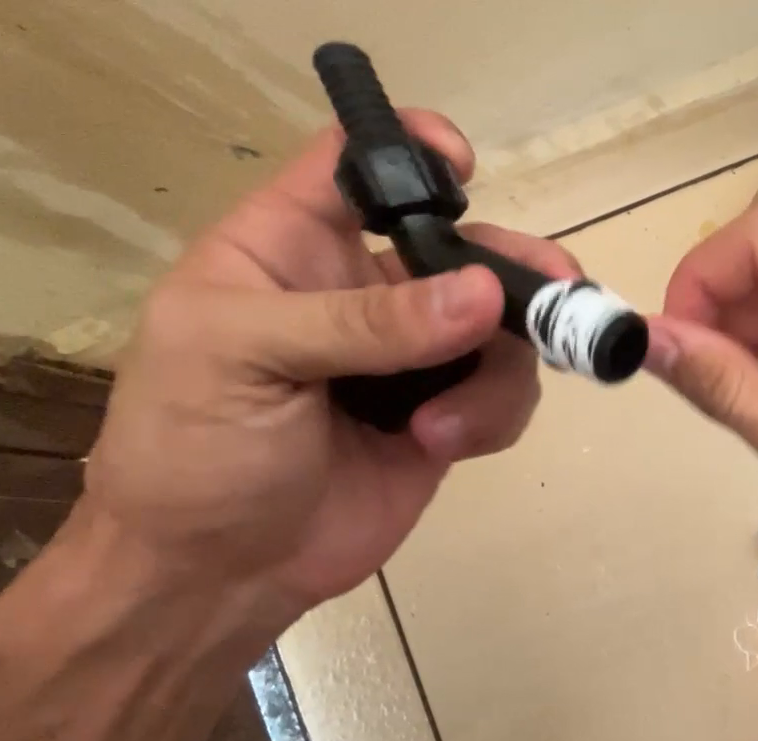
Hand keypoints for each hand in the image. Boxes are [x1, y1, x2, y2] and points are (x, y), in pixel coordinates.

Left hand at [81, 110, 580, 625]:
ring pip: (505, 335)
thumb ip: (366, 322)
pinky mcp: (452, 415)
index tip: (467, 167)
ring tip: (440, 430)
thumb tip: (487, 296)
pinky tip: (443, 447)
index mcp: (293, 250)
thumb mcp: (248, 359)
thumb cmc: (196, 450)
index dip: (413, 153)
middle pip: (468, 252)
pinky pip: (509, 396)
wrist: (227, 571)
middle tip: (561, 301)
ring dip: (494, 380)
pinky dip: (494, 420)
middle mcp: (367, 294)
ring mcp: (417, 360)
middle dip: (519, 273)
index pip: (356, 170)